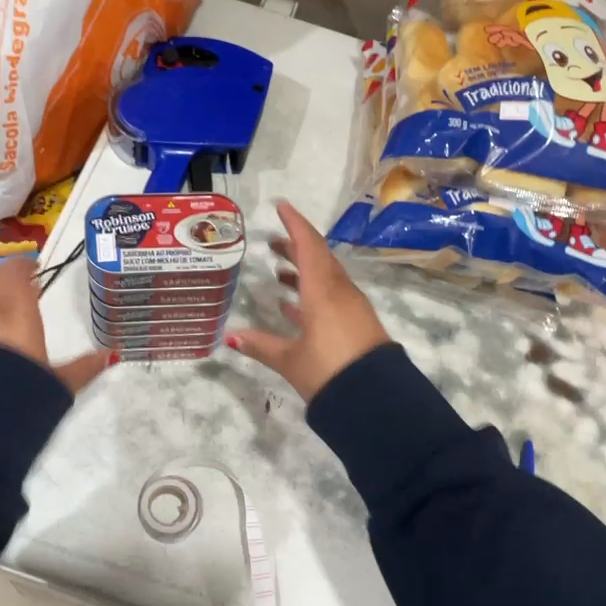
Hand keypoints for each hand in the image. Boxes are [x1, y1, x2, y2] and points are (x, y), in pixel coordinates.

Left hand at [0, 260, 107, 392]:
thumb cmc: (21, 402)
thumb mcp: (58, 387)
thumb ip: (83, 368)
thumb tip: (110, 355)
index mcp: (16, 312)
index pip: (13, 269)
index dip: (24, 265)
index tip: (36, 271)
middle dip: (5, 276)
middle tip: (23, 290)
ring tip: (6, 316)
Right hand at [227, 201, 390, 400]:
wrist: (375, 399)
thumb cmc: (328, 371)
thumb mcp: (289, 360)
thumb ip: (261, 345)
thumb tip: (230, 337)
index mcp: (322, 291)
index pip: (308, 246)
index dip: (295, 224)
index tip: (281, 206)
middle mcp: (340, 292)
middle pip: (318, 259)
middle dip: (296, 248)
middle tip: (273, 243)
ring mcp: (352, 308)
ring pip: (326, 279)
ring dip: (304, 272)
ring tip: (279, 274)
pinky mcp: (357, 324)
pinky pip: (333, 298)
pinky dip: (313, 295)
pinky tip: (294, 308)